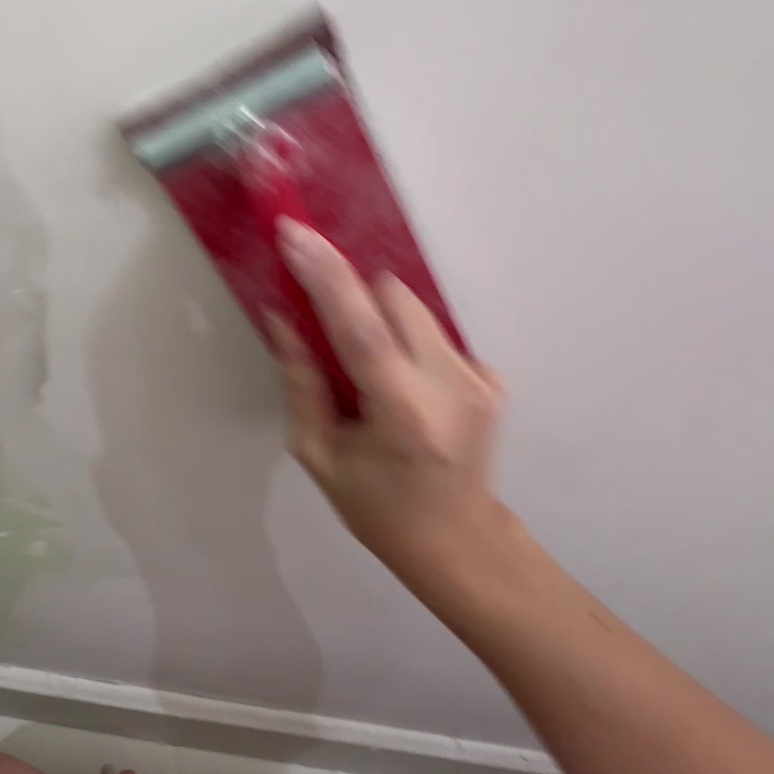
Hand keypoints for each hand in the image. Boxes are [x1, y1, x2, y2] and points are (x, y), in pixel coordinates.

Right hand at [272, 219, 506, 567]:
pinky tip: (399, 386)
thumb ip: (300, 380)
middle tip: (320, 320)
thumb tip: (280, 316)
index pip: (360, 326)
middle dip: (352, 295)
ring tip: (362, 368)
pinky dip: (403, 343)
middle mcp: (451, 385)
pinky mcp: (493, 377)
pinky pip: (433, 333)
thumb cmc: (376, 507)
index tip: (294, 233)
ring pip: (413, 309)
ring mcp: (480, 378)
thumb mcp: (318, 452)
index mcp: (402, 411)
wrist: (458, 540)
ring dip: (376, 318)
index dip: (324, 275)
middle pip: (393, 297)